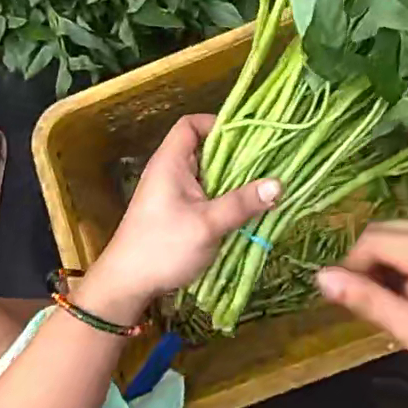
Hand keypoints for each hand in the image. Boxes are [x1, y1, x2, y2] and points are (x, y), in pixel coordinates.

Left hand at [79, 115, 279, 325]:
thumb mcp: (207, 224)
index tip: (248, 137)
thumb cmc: (162, 247)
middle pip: (204, 148)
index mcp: (170, 162)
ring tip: (264, 186)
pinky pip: (206, 195)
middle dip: (235, 155)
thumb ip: (242, 203)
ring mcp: (173, 192)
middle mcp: (170, 171)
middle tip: (267, 163)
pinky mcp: (177, 212)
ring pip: (208, 174)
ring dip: (233, 180)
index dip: (217, 123)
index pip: (191, 124)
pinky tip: (248, 209)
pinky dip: (225, 198)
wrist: (128, 283)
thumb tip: (279, 183)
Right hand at [316, 221, 407, 407]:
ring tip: (400, 302)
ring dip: (390, 262)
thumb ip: (366, 299)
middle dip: (371, 263)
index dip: (352, 267)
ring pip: (402, 234)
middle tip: (377, 304)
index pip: (370, 239)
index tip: (352, 300)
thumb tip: (320, 277)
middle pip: (385, 232)